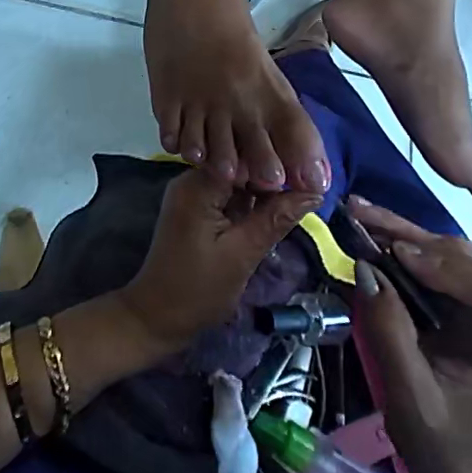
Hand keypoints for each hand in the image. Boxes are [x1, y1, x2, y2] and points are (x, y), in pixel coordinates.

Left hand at [117, 168, 321, 350]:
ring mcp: (194, 193)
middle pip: (242, 163)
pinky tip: (278, 207)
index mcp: (198, 185)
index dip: (279, 162)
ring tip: (304, 191)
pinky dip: (253, 200)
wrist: (156, 317)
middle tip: (314, 183)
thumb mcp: (242, 255)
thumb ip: (275, 219)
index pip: (245, 155)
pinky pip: (231, 194)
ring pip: (239, 178)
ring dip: (267, 187)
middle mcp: (193, 179)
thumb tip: (315, 192)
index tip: (313, 172)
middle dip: (276, 173)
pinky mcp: (198, 207)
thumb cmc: (197, 290)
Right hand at [348, 198, 471, 472]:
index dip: (448, 264)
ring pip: (459, 260)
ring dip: (411, 238)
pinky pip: (445, 272)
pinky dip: (411, 253)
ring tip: (365, 217)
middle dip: (419, 240)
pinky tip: (380, 237)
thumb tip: (365, 270)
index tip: (397, 254)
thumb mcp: (409, 397)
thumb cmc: (438, 448)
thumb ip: (390, 333)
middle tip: (367, 219)